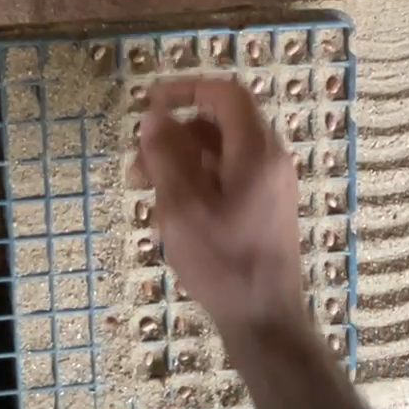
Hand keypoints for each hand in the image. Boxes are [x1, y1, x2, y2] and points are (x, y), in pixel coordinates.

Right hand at [135, 76, 309, 339]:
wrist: (264, 319)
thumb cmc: (222, 263)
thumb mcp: (183, 207)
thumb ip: (166, 157)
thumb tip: (153, 117)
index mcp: (256, 152)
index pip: (224, 94)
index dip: (185, 89)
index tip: (147, 102)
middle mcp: (270, 160)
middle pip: (220, 122)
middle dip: (174, 131)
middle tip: (138, 158)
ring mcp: (270, 184)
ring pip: (220, 150)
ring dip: (181, 156)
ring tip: (146, 186)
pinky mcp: (264, 206)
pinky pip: (227, 173)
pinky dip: (196, 177)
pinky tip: (170, 206)